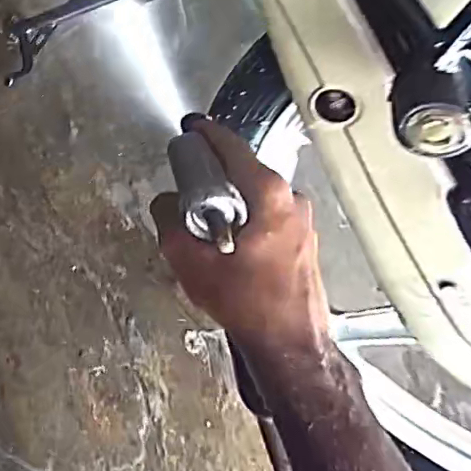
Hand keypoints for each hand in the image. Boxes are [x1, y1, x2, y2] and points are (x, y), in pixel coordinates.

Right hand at [150, 116, 326, 356]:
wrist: (289, 345)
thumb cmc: (248, 304)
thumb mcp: (189, 260)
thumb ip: (169, 221)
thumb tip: (166, 202)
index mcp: (270, 197)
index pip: (233, 148)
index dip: (207, 134)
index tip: (191, 126)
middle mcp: (293, 201)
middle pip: (245, 168)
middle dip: (214, 169)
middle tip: (187, 177)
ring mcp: (303, 219)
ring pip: (256, 190)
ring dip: (229, 193)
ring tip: (203, 215)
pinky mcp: (304, 237)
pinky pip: (267, 208)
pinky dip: (244, 210)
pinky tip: (226, 235)